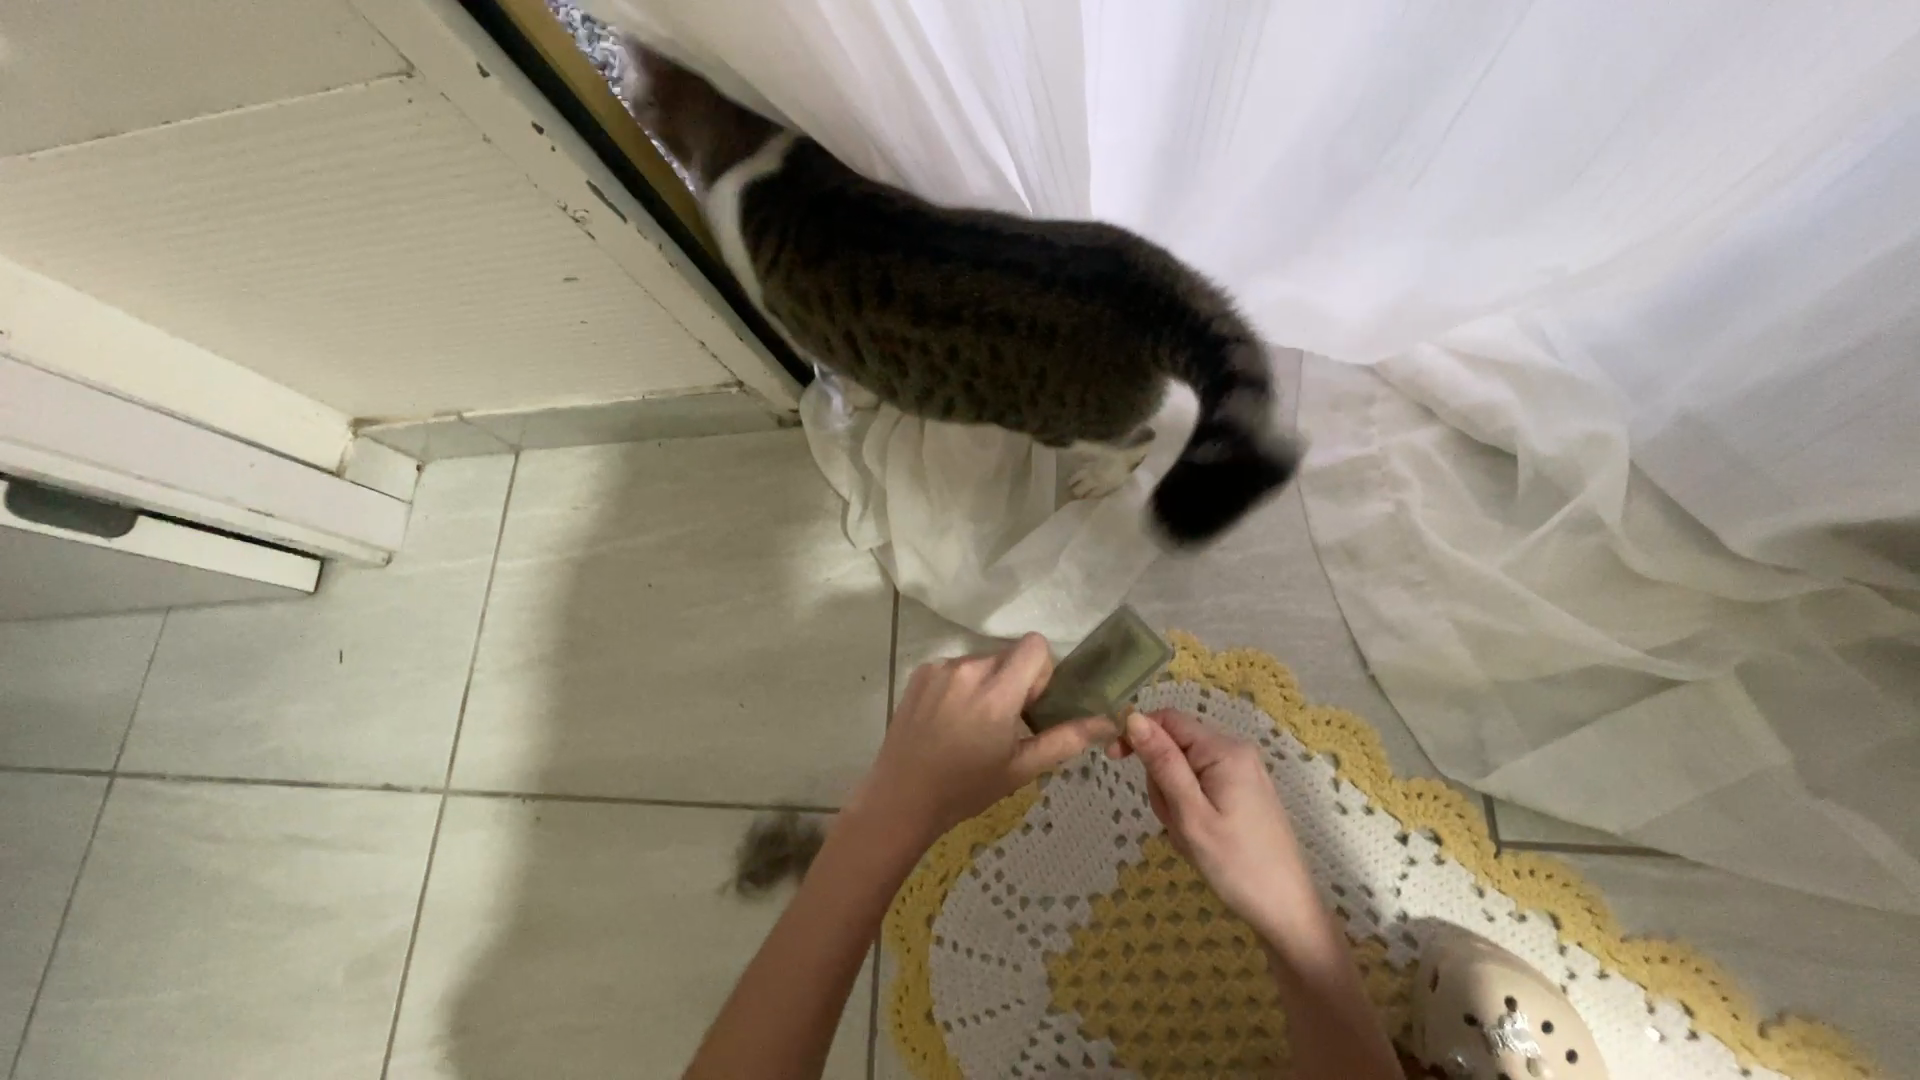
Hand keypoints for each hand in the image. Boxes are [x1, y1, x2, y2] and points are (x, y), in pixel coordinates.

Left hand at [856, 634, 1114, 843]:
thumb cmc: (966, 788)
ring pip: (982, 661)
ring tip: (972, 724)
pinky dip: (961, 685)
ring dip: (987, 683)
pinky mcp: (920, 673)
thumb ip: (1066, 739)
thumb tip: (1108, 722)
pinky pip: (955, 667)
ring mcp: (939, 669)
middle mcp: (967, 670)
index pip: (1035, 646)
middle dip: (1015, 681)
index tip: (1029, 706)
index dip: (1041, 673)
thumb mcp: (1021, 769)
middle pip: (1009, 655)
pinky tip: (949, 720)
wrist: (902, 799)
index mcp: (995, 693)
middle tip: (1003, 723)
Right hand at [1111, 710, 1307, 939]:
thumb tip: (1133, 717)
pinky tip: (1200, 836)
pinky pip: (1200, 785)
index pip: (1167, 719)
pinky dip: (1189, 807)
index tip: (1114, 760)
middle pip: (1174, 746)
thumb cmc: (1236, 864)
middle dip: (1160, 781)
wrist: (1286, 909)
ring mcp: (1242, 771)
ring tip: (1189, 834)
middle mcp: (1235, 750)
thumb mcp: (1190, 814)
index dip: (1136, 733)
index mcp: (1224, 750)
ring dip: (1173, 800)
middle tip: (1175, 821)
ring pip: (1183, 769)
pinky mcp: (1243, 790)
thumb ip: (1162, 763)